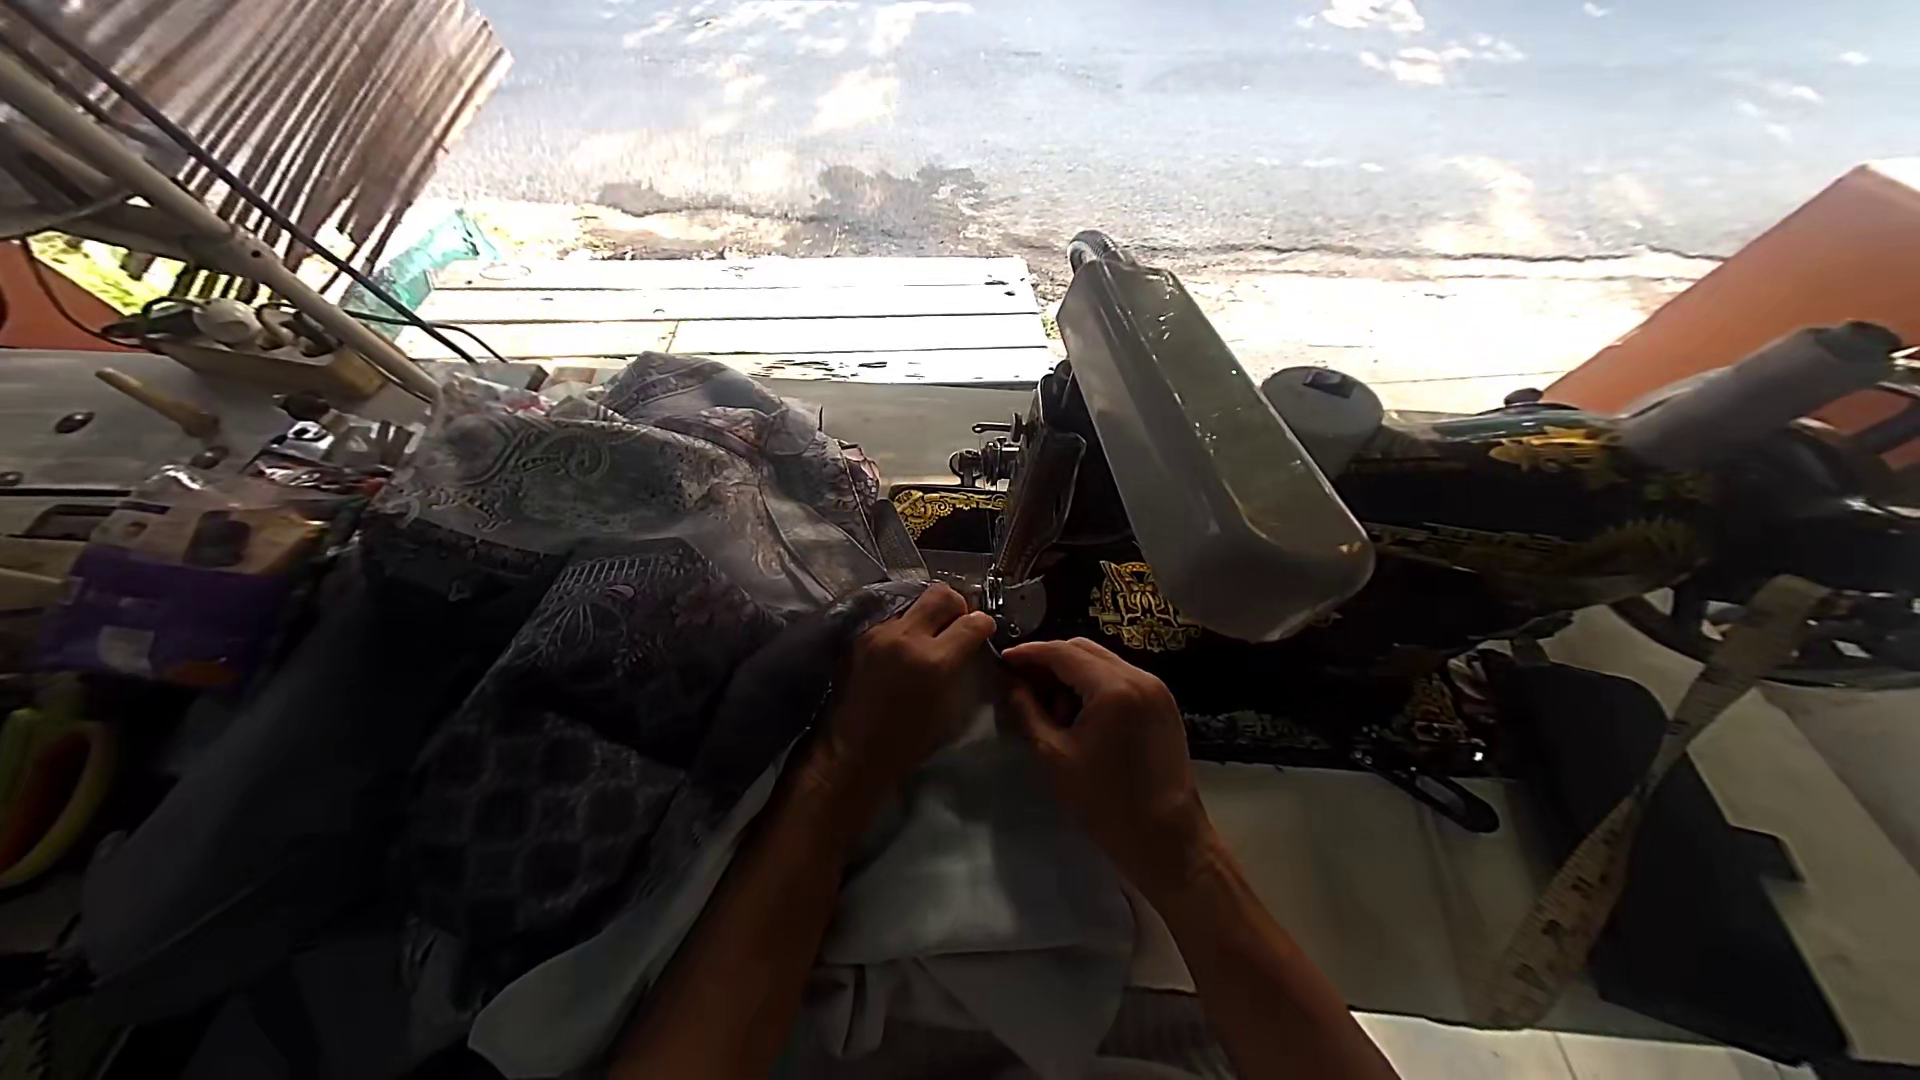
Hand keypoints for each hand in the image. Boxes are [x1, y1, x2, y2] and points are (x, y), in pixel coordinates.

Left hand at [803, 583, 996, 816]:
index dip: (983, 624)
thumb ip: (960, 666)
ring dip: (926, 616)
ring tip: (926, 639)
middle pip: (941, 594)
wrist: (854, 752)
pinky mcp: (861, 637)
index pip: (972, 622)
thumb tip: (969, 643)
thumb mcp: (949, 706)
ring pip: (914, 603)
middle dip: (956, 605)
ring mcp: (879, 633)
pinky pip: (892, 619)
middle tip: (956, 623)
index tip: (982, 630)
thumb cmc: (908, 741)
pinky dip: (904, 628)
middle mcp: (907, 638)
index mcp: (935, 661)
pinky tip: (902, 649)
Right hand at [1003, 637, 1214, 895]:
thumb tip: (1010, 682)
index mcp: (1113, 688)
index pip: (1062, 652)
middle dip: (1049, 661)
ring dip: (1071, 673)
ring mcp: (1156, 688)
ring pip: (1101, 661)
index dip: (1028, 653)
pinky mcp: (1162, 702)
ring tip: (1051, 706)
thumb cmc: (1105, 802)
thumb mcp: (1053, 755)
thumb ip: (1027, 710)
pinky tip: (1078, 712)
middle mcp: (1139, 676)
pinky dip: (1093, 684)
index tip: (1003, 660)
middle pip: (1083, 649)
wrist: (1167, 839)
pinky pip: (1119, 677)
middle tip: (1022, 683)